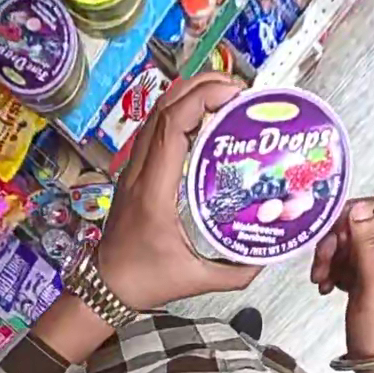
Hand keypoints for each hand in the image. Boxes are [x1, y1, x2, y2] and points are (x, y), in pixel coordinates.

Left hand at [94, 73, 263, 310]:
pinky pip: (155, 132)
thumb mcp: (197, 280)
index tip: (234, 97)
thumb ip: (236, 272)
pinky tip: (202, 123)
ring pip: (156, 115)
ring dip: (189, 97)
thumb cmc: (145, 281)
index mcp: (154, 192)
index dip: (203, 99)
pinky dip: (179, 116)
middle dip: (201, 87)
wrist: (107, 285)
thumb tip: (266, 258)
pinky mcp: (135, 175)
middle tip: (237, 90)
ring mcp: (134, 171)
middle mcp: (140, 173)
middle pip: (164, 108)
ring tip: (223, 98)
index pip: (173, 126)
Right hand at [309, 197, 373, 357]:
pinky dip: (331, 271)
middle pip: (358, 225)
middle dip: (335, 241)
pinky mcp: (363, 279)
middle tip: (321, 264)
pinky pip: (342, 262)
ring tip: (320, 280)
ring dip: (328, 258)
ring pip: (346, 244)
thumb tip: (358, 208)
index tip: (330, 235)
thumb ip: (367, 244)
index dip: (351, 215)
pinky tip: (325, 287)